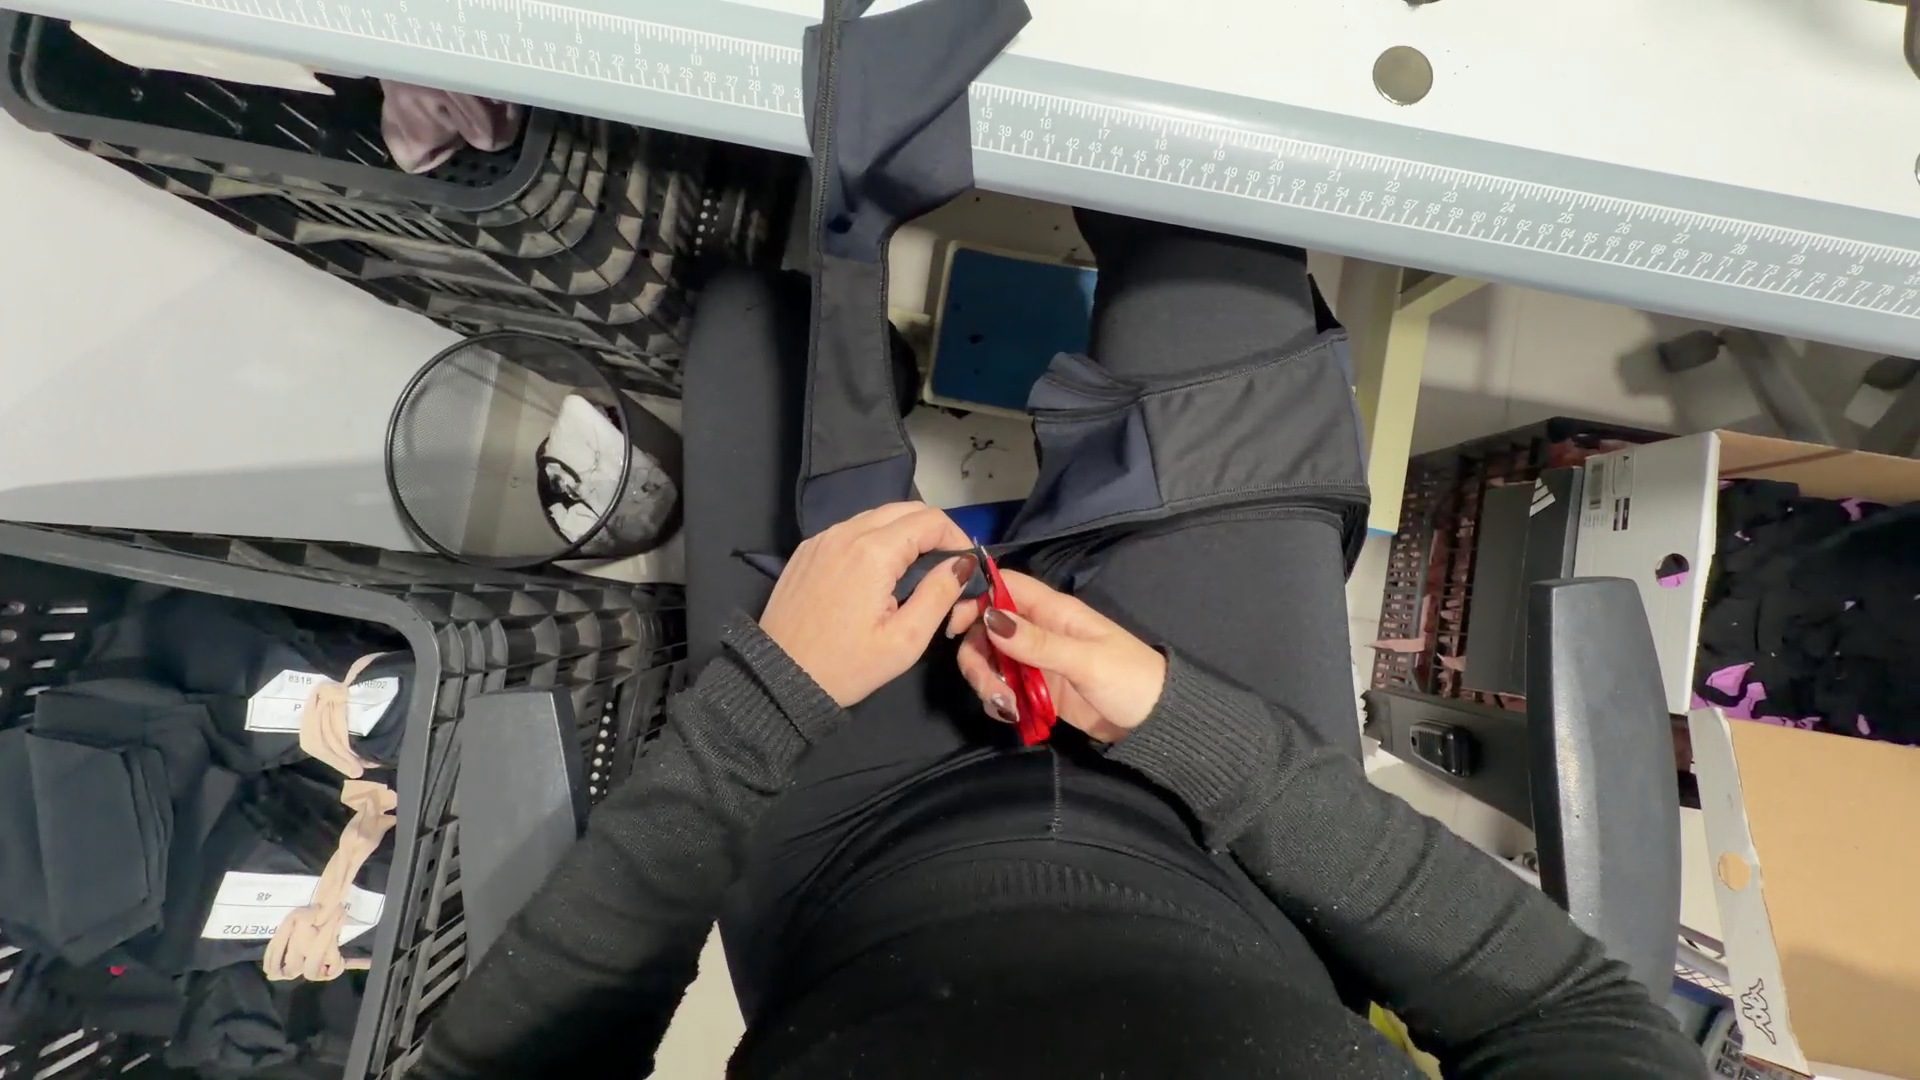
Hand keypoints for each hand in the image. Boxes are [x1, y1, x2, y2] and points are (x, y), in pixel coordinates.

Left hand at [759, 503, 976, 706]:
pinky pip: (852, 529)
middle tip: (946, 568)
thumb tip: (962, 563)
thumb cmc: (846, 666)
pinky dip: (875, 540)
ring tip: (915, 572)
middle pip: (906, 509)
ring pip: (878, 516)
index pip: (931, 520)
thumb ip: (939, 594)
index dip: (957, 537)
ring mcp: (823, 538)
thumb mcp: (905, 640)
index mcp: (874, 551)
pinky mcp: (808, 549)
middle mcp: (846, 532)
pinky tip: (879, 574)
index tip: (966, 565)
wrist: (777, 679)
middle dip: (934, 532)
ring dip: (905, 534)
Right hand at [948, 570, 1166, 743]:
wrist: (1155, 722)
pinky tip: (1011, 713)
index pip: (1004, 586)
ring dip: (986, 681)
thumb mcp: (1085, 660)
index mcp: (1053, 610)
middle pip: (986, 627)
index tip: (956, 625)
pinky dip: (997, 699)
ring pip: (989, 658)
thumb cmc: (1130, 680)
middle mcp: (1037, 630)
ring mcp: (1034, 660)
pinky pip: (1001, 686)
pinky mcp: (1035, 688)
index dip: (974, 596)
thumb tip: (990, 618)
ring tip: (1006, 705)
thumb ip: (1037, 642)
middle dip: (977, 654)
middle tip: (988, 684)